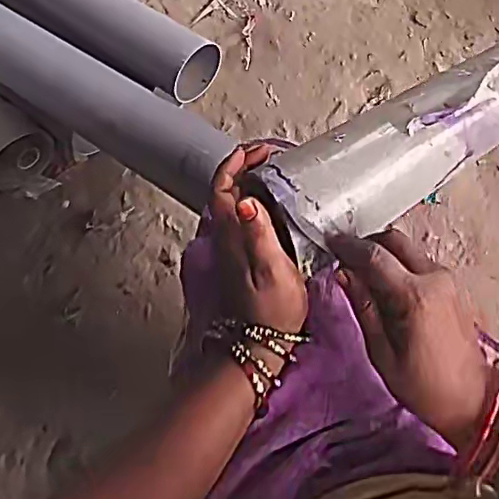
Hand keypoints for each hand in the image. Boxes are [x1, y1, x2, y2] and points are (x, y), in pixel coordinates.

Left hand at [207, 143, 306, 335]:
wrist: (259, 347)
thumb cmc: (270, 312)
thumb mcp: (273, 270)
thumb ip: (259, 234)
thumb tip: (246, 200)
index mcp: (231, 233)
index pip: (222, 185)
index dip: (236, 161)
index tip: (260, 150)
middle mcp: (226, 235)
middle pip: (225, 188)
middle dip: (244, 164)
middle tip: (270, 155)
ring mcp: (232, 245)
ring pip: (233, 200)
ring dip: (249, 179)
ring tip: (275, 170)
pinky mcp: (241, 255)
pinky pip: (243, 215)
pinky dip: (256, 197)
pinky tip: (276, 202)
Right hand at [332, 230, 492, 448]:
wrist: (474, 402)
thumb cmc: (427, 388)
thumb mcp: (383, 354)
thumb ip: (364, 307)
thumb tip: (345, 275)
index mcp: (415, 296)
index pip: (374, 255)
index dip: (348, 246)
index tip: (332, 243)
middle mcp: (435, 279)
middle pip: (393, 240)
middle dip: (367, 243)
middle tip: (347, 256)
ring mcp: (448, 280)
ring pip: (407, 249)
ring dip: (384, 253)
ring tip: (365, 275)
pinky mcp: (453, 286)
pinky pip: (419, 262)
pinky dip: (400, 264)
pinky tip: (388, 286)